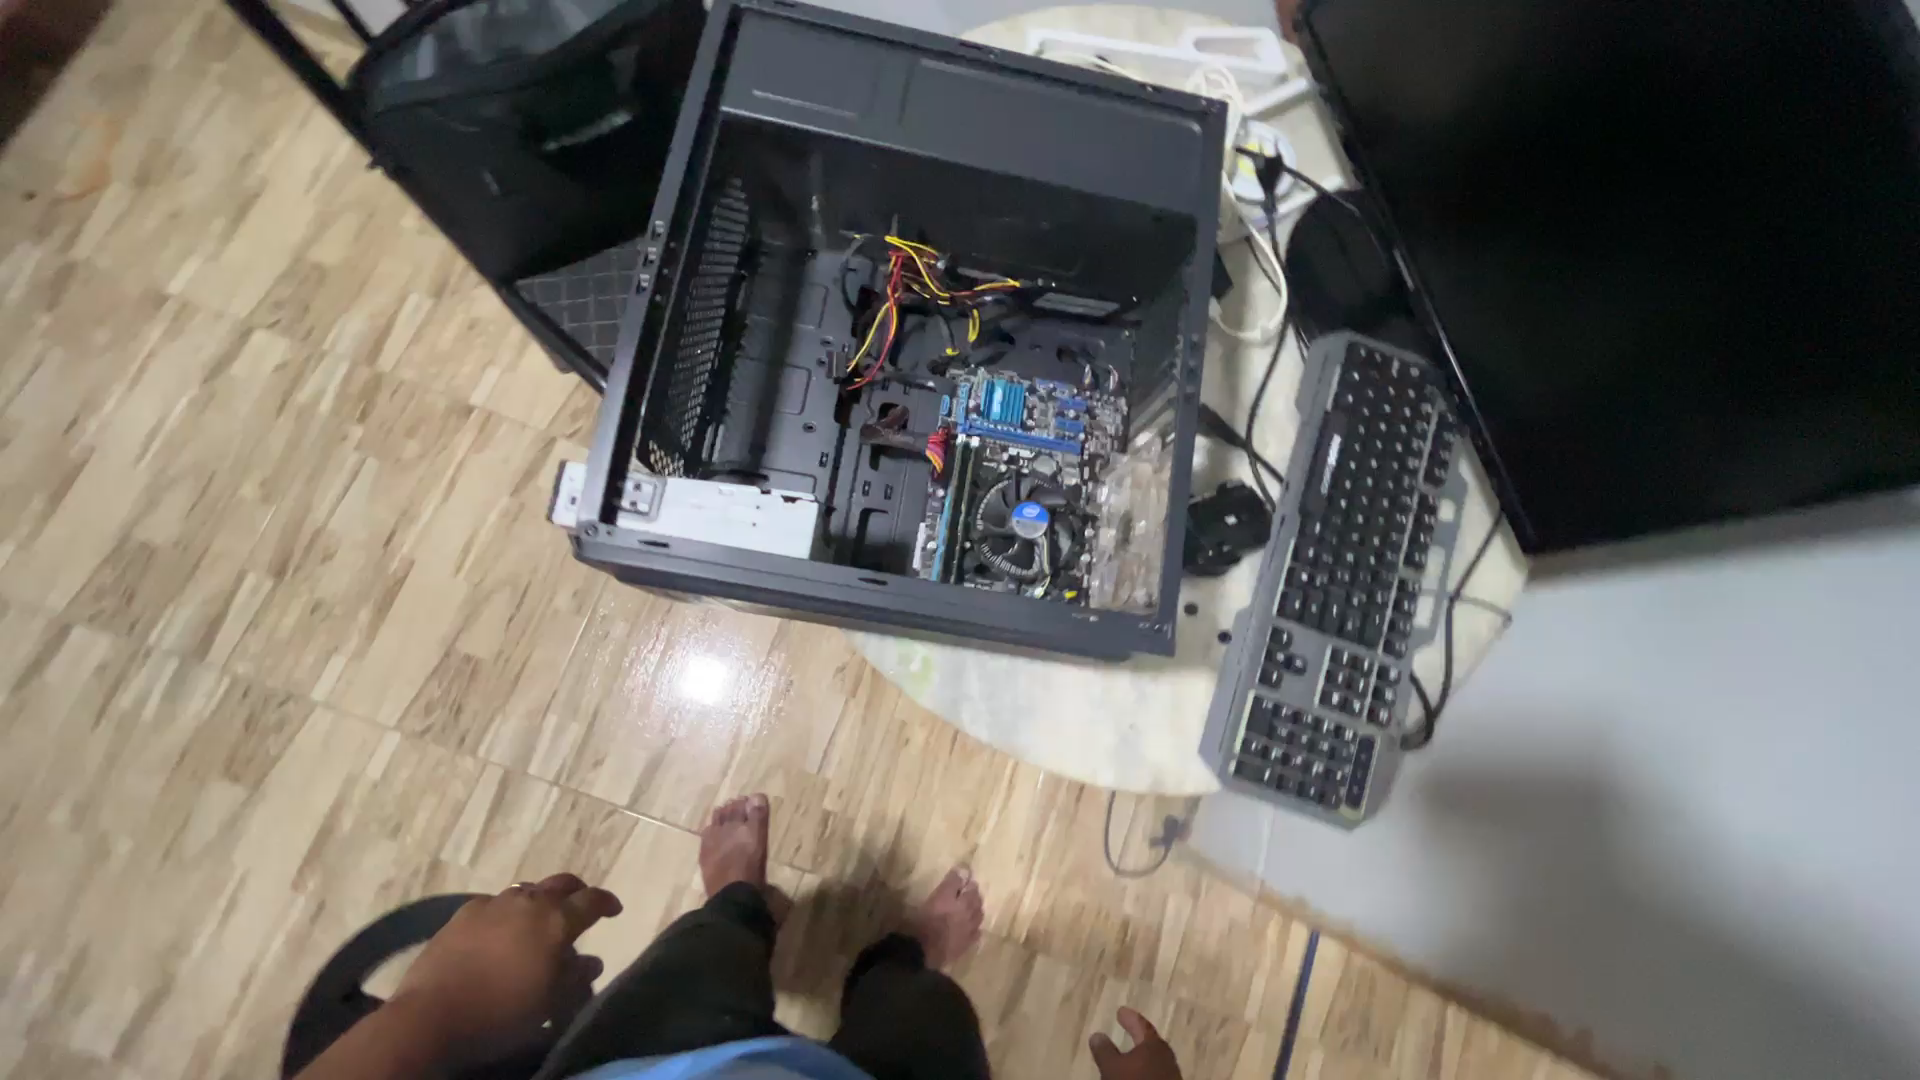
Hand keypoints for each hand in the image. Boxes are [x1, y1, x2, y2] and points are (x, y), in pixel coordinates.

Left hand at [391, 873, 621, 1063]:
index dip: (606, 902)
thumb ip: (576, 977)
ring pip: (526, 891)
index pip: (592, 900)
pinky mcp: (462, 915)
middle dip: (576, 891)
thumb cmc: (500, 1013)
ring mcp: (493, 905)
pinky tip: (497, 931)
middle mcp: (529, 902)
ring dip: (538, 901)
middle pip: (561, 883)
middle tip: (579, 906)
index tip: (614, 910)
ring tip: (536, 920)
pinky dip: (504, 913)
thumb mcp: (549, 1003)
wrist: (428, 1019)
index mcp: (557, 920)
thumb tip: (592, 961)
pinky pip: (493, 905)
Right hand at [1089, 1007, 1182, 1079]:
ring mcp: (1171, 1077)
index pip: (1142, 1025)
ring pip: (1155, 1062)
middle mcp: (1166, 1059)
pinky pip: (1157, 1076)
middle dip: (1139, 1038)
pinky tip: (1138, 1077)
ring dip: (1142, 1059)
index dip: (1130, 1018)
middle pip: (1152, 1044)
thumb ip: (1104, 1050)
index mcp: (1153, 1046)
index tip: (1120, 1011)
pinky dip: (1146, 1073)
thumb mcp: (1112, 1068)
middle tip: (1129, 1030)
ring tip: (1130, 1058)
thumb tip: (1098, 1035)